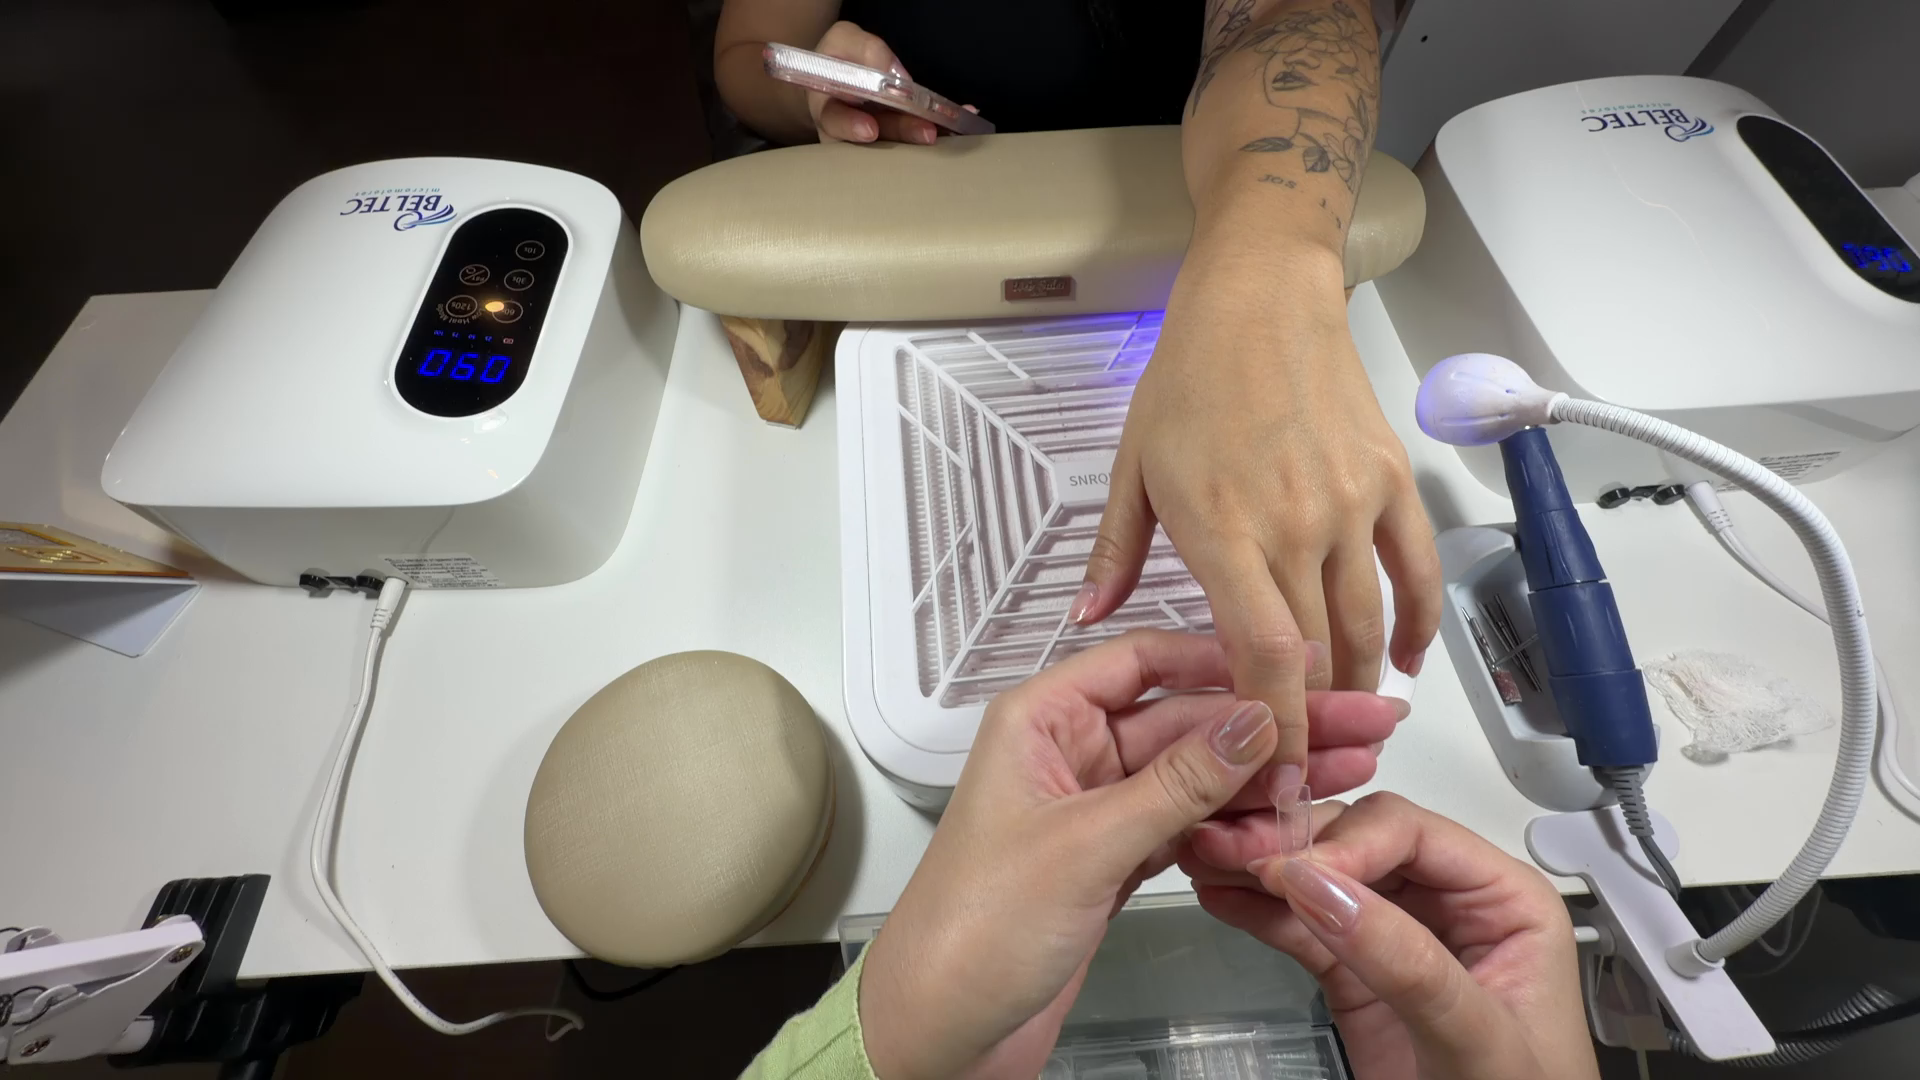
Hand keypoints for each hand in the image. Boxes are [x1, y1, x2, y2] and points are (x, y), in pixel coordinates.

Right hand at [800, 21, 940, 144]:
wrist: (848, 80)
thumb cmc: (842, 59)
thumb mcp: (845, 41)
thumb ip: (867, 51)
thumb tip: (898, 76)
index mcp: (826, 109)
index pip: (833, 121)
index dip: (850, 126)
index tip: (870, 130)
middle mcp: (847, 136)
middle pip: (873, 141)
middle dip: (901, 133)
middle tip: (926, 133)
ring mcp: (872, 147)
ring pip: (896, 148)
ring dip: (923, 138)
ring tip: (942, 131)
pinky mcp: (895, 148)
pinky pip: (916, 143)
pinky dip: (940, 132)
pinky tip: (959, 126)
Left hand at [858, 631, 1404, 1078]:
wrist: (944, 1026)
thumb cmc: (978, 925)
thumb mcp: (1086, 842)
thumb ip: (1178, 782)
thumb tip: (1256, 721)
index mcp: (1041, 717)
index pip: (1141, 661)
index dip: (1220, 657)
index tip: (1296, 661)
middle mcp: (1070, 747)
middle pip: (1180, 717)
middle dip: (1266, 720)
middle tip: (1356, 717)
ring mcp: (1097, 801)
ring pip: (1192, 771)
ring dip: (1264, 772)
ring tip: (1351, 764)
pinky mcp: (1115, 852)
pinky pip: (1187, 819)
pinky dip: (1237, 821)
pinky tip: (1293, 815)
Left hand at [1075, 251, 1441, 777]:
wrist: (1259, 302)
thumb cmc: (1185, 382)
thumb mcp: (1131, 469)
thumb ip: (1114, 553)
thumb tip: (1086, 616)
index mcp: (1220, 530)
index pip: (1261, 652)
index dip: (1272, 722)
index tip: (1273, 769)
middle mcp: (1294, 526)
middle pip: (1317, 652)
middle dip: (1310, 719)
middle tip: (1299, 762)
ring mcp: (1351, 505)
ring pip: (1367, 622)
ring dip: (1356, 682)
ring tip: (1339, 720)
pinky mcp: (1389, 482)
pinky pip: (1416, 571)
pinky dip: (1415, 624)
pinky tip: (1402, 661)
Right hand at [1180, 792, 1598, 1079]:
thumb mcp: (1477, 1043)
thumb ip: (1403, 961)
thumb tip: (1314, 882)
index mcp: (1500, 897)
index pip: (1407, 832)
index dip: (1343, 841)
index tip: (1286, 870)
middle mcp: (1443, 897)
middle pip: (1348, 837)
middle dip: (1282, 843)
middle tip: (1220, 846)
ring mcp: (1391, 926)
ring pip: (1313, 871)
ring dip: (1255, 865)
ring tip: (1201, 858)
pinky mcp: (1350, 960)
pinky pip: (1294, 918)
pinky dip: (1253, 906)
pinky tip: (1216, 895)